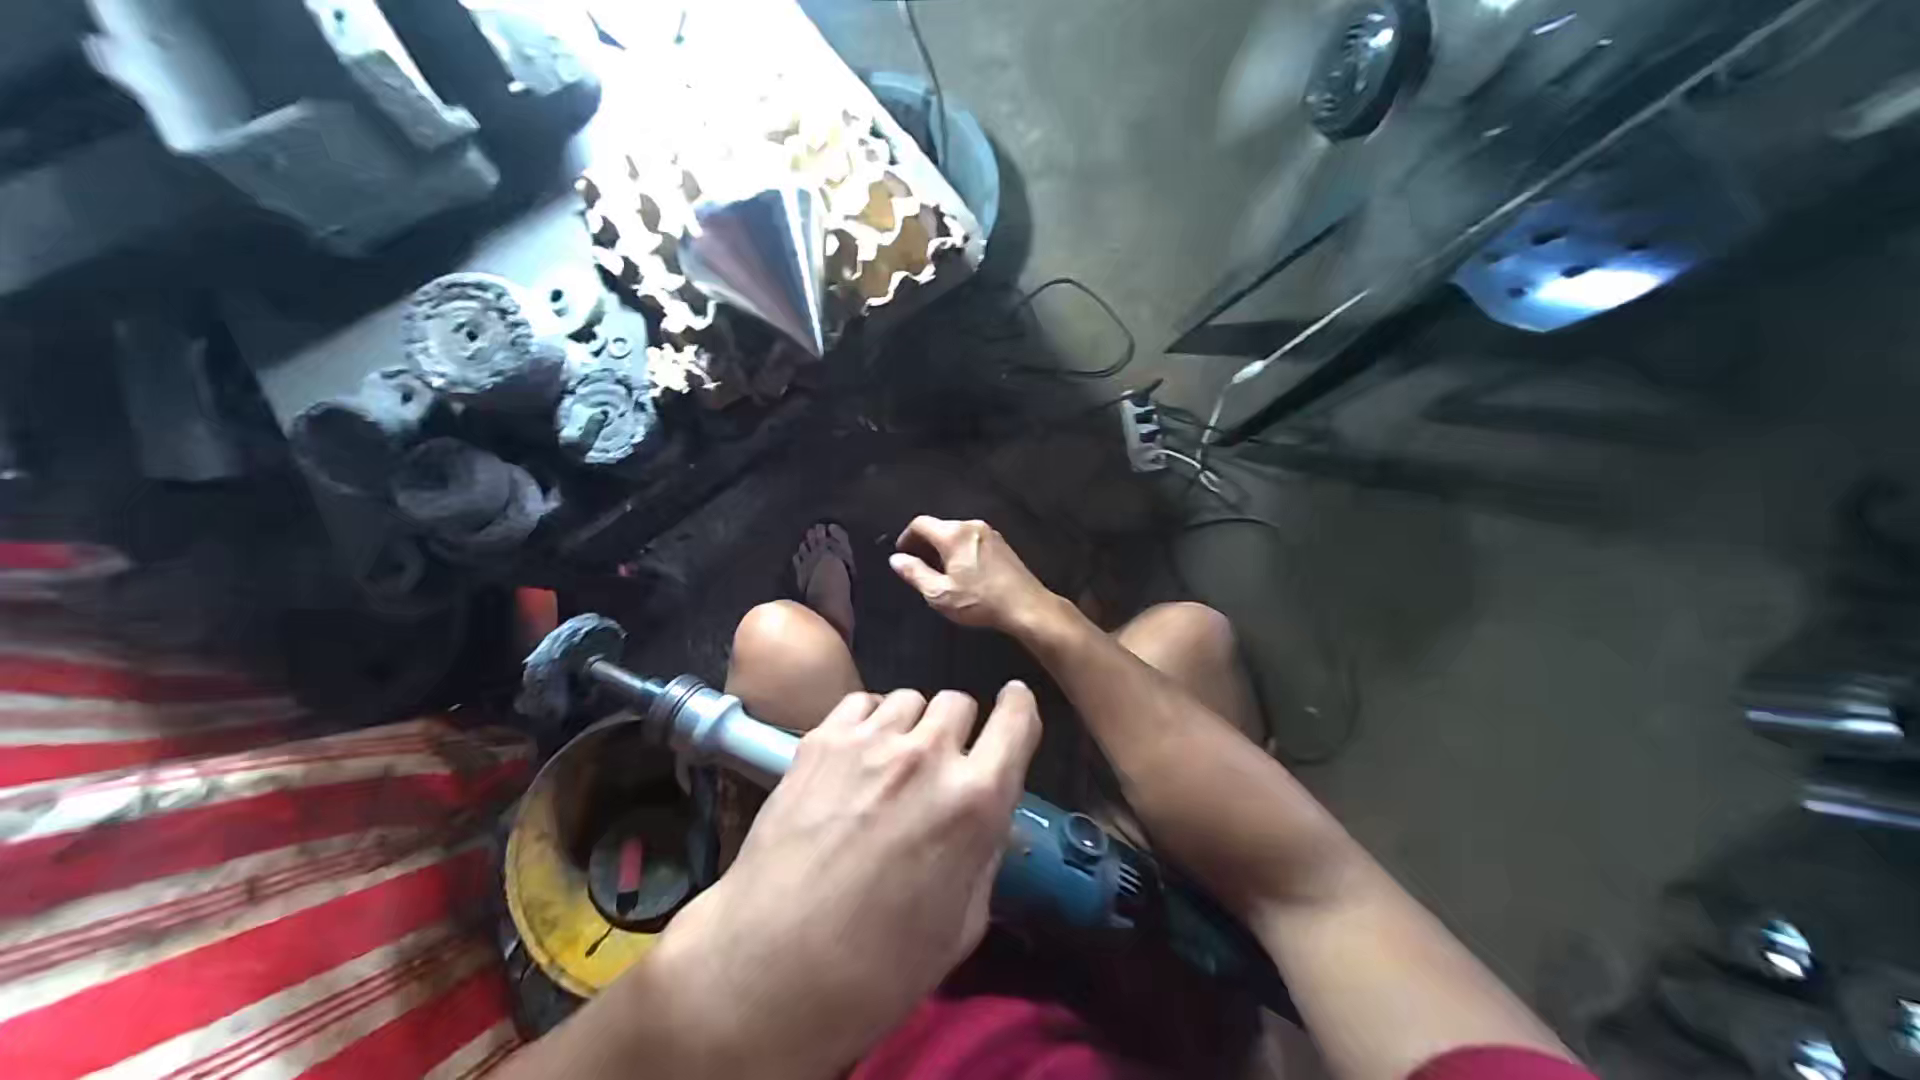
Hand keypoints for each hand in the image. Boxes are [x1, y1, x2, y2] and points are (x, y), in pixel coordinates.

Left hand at [647, 684, 1042, 1077]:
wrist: (772, 967)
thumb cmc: (880, 967)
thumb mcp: (962, 923)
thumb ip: (983, 852)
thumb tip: (985, 817)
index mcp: (974, 799)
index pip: (1017, 721)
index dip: (1019, 708)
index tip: (1014, 706)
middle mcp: (928, 754)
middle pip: (959, 702)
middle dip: (959, 728)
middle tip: (941, 763)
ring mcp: (870, 741)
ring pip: (910, 698)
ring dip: (913, 724)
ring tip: (893, 761)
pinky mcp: (820, 740)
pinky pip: (861, 702)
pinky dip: (869, 720)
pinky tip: (856, 754)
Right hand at [890, 516, 1059, 632]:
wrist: (1026, 606)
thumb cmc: (980, 601)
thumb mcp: (939, 593)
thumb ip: (915, 573)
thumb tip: (897, 560)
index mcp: (954, 534)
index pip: (920, 524)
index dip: (906, 538)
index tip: (903, 555)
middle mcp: (972, 526)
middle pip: (939, 527)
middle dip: (925, 544)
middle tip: (918, 567)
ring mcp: (990, 533)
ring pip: (956, 534)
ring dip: (943, 548)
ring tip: (939, 573)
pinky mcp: (1002, 544)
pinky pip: (972, 540)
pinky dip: (960, 550)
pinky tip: (962, 573)